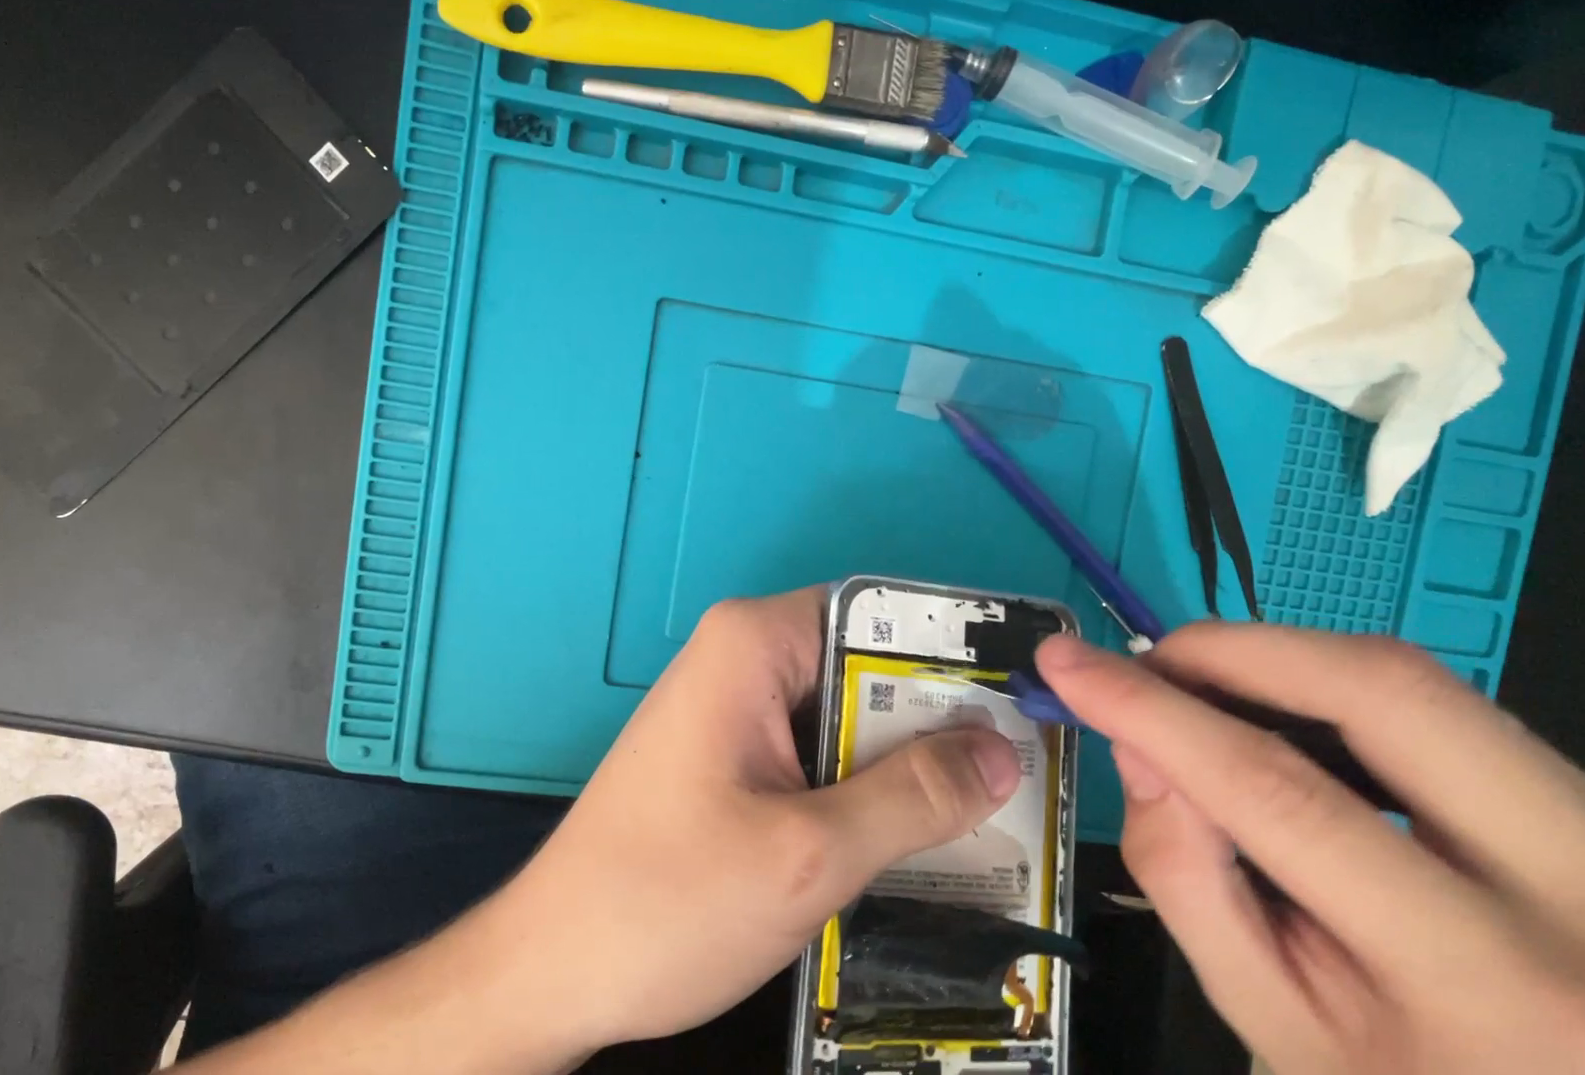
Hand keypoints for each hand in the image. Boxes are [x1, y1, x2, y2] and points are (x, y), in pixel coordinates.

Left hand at [497, 587, 1025, 1052]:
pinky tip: (917, 843)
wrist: (554, 969)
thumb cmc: (668, 900)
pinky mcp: (735, 762)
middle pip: (871, 669)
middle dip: (943, 724)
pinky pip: (821, 758)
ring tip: (992, 820)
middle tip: (1024, 782)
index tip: (1031, 704)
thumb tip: (1001, 749)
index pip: (883, 615)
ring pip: (852, 721)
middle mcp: (745, 660)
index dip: (960, 654)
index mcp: (754, 644)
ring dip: (910, 770)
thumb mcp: (809, 851)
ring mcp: (737, 713)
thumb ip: (915, 796)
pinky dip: (868, 795)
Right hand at [1036, 624, 1584, 1073]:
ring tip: (1204, 694)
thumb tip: (1139, 747)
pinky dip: (1340, 696)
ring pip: (1426, 685)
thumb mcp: (1276, 1023)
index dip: (1155, 711)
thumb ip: (1190, 882)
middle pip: (1386, 692)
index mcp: (1496, 984)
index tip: (1067, 664)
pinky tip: (1292, 727)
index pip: (1282, 796)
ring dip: (1283, 663)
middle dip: (1234, 649)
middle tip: (1148, 662)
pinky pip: (1454, 713)